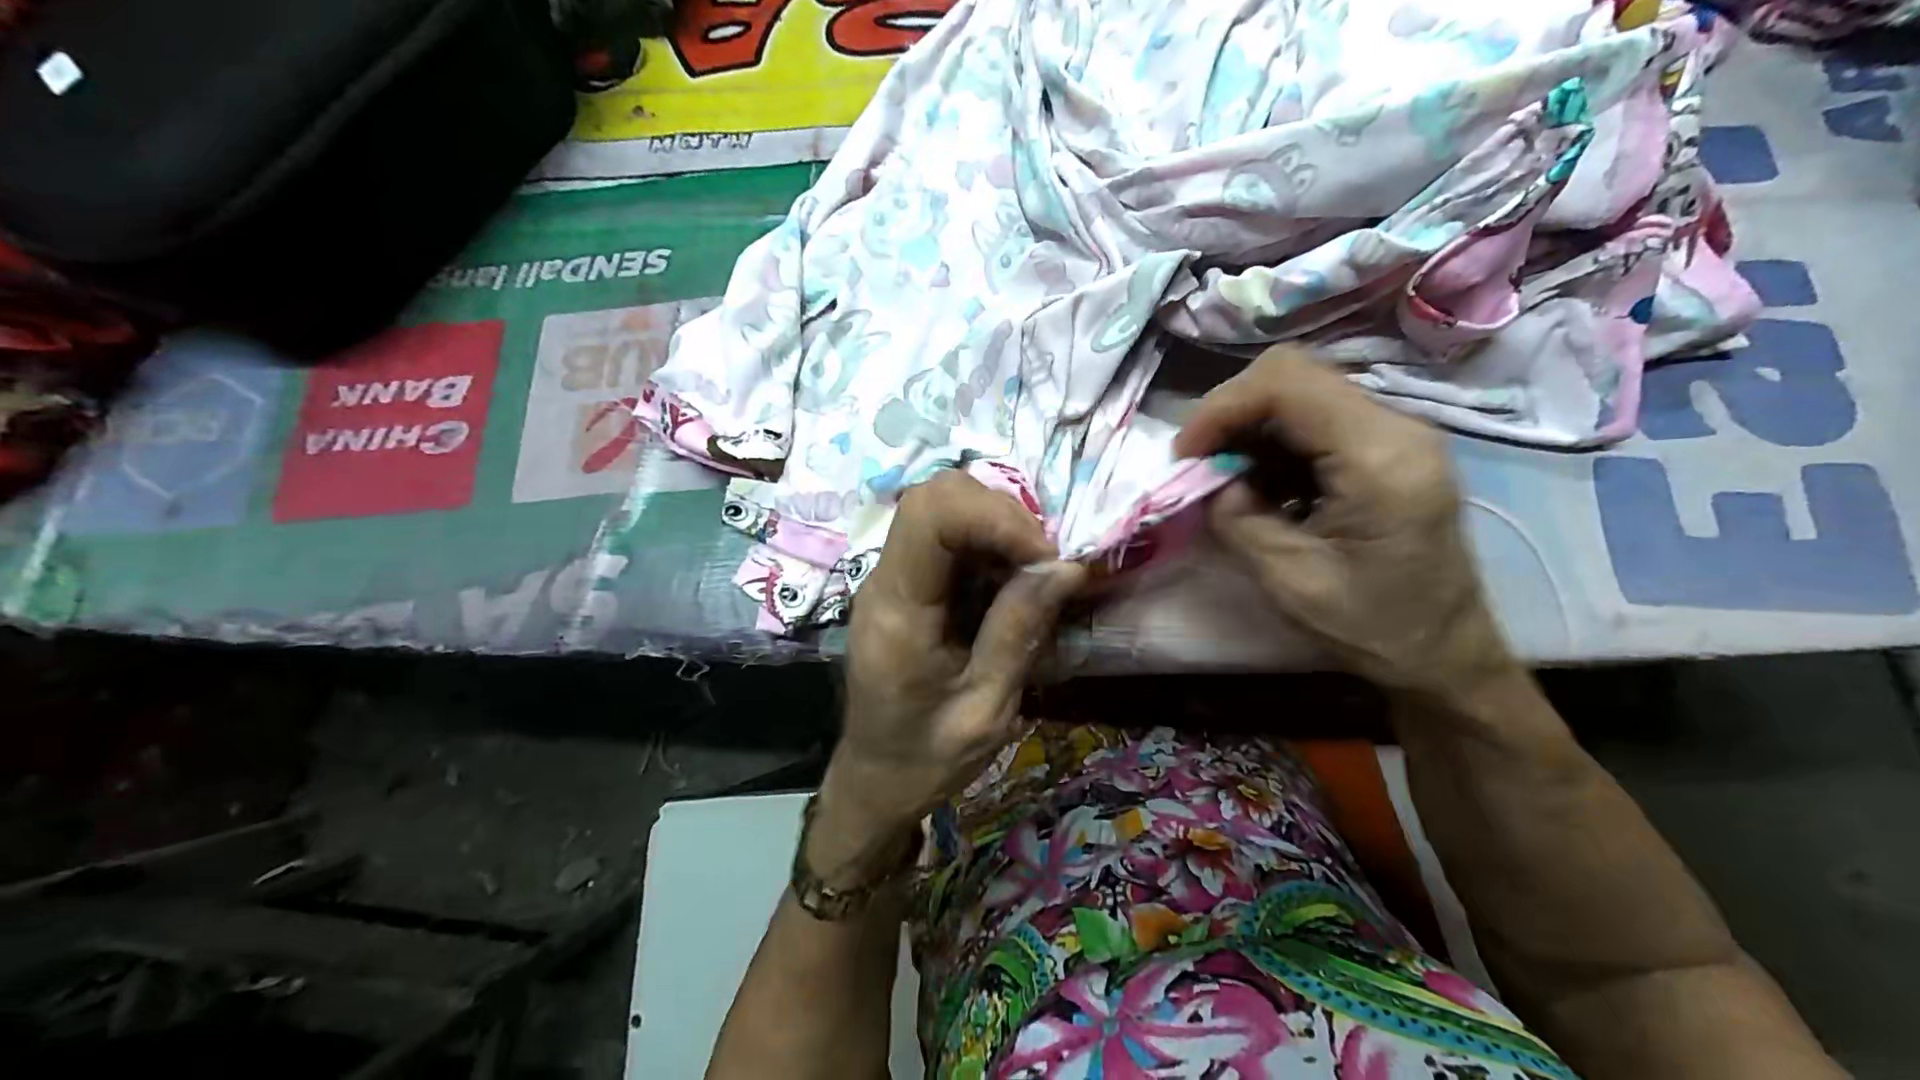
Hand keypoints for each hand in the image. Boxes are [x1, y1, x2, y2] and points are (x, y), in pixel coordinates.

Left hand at [811, 471, 1085, 885]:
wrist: (877, 779)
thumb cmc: (928, 758)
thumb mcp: (987, 708)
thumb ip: (1020, 631)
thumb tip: (1067, 565)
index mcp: (898, 610)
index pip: (929, 516)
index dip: (995, 516)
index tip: (1045, 557)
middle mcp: (887, 580)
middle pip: (936, 497)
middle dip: (1002, 515)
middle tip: (1046, 564)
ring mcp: (894, 578)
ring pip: (946, 509)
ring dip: (1001, 528)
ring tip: (1036, 576)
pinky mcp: (909, 585)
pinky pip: (950, 539)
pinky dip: (992, 546)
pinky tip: (1014, 584)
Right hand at [1174, 345, 1518, 702]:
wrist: (1442, 651)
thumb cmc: (1371, 626)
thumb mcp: (1288, 579)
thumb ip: (1238, 518)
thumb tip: (1211, 480)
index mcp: (1379, 458)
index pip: (1287, 384)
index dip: (1221, 408)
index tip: (1185, 456)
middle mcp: (1396, 427)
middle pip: (1292, 375)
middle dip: (1230, 413)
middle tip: (1199, 464)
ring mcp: (1394, 432)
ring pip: (1299, 390)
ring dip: (1248, 427)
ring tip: (1224, 478)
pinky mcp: (1385, 446)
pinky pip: (1314, 417)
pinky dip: (1271, 441)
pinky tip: (1260, 484)